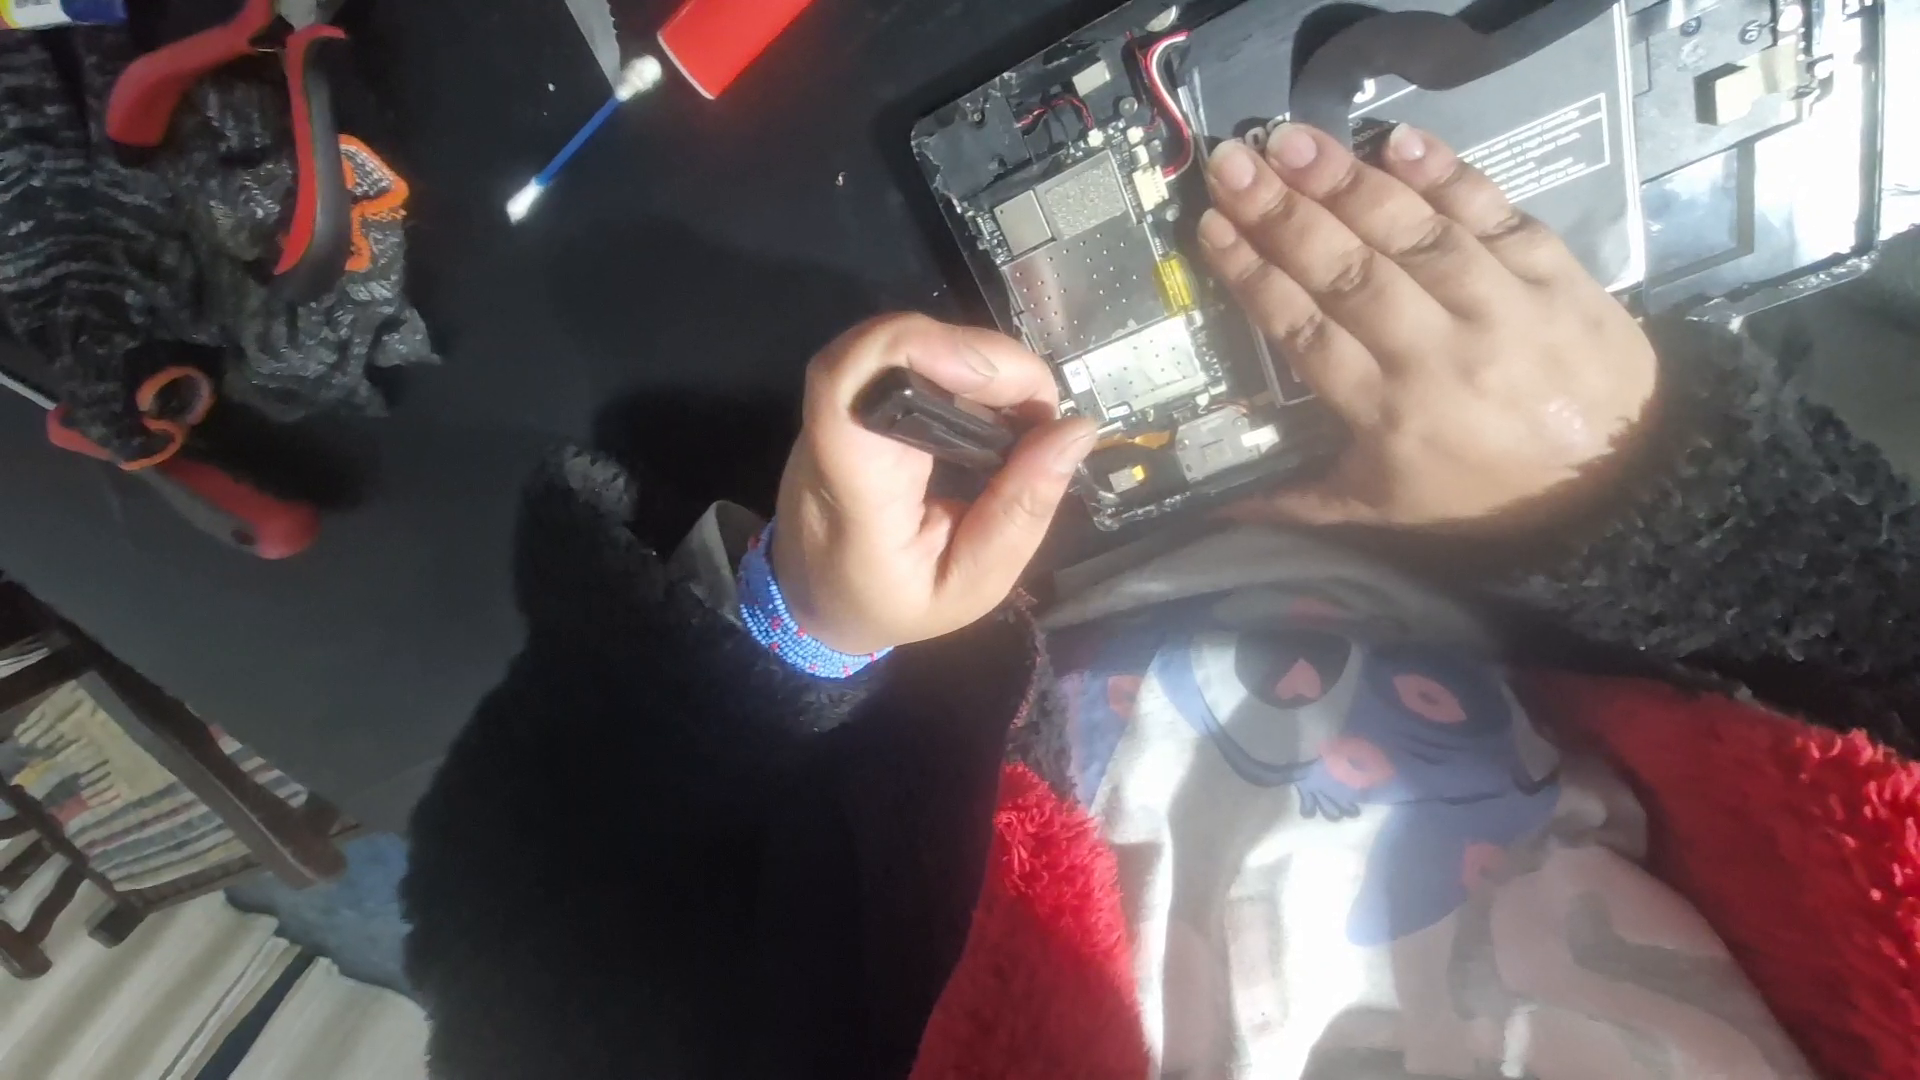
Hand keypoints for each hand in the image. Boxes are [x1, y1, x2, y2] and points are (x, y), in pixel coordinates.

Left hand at [773, 314, 1097, 654]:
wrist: (818, 600)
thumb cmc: (894, 601)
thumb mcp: (973, 584)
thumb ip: (1019, 513)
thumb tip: (1075, 430)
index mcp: (854, 492)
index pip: (847, 385)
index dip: (918, 349)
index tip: (999, 384)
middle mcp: (832, 437)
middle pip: (882, 347)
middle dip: (978, 357)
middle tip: (1036, 408)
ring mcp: (831, 414)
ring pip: (892, 343)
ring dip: (971, 359)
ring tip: (1021, 409)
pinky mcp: (847, 404)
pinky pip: (897, 359)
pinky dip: (955, 366)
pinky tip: (989, 404)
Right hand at [1196, 123, 1655, 529]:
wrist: (1627, 482)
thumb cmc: (1481, 498)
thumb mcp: (1379, 512)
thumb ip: (1294, 503)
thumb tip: (1214, 512)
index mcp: (1385, 410)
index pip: (1304, 329)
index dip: (1254, 275)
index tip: (1212, 229)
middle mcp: (1435, 349)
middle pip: (1346, 270)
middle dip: (1281, 213)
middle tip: (1231, 164)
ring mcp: (1499, 303)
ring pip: (1411, 232)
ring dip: (1345, 181)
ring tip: (1290, 140)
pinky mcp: (1554, 271)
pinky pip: (1493, 212)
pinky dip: (1445, 172)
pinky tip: (1396, 139)